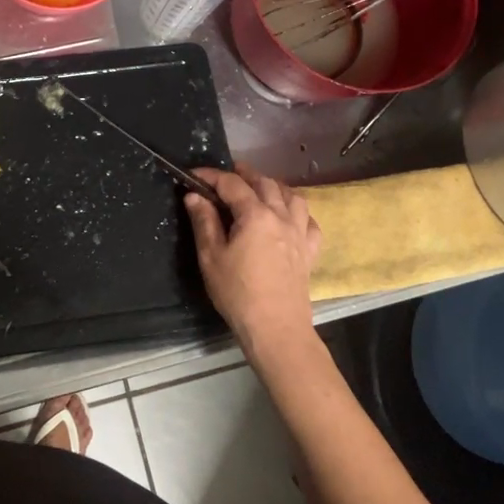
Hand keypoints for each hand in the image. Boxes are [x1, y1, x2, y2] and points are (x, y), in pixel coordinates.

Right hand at [185, 168, 322, 344]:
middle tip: (227, 176)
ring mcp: (300, 233)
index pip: (232, 184)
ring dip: (274, 187)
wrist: (276, 328)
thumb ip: (204, 221)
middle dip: (245, 174)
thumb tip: (195, 196)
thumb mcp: (211, 256)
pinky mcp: (309, 251)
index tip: (193, 175)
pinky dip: (298, 212)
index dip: (211, 176)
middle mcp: (281, 216)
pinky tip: (289, 218)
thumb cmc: (238, 293)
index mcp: (255, 215)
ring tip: (260, 190)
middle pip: (265, 183)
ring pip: (292, 197)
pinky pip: (309, 222)